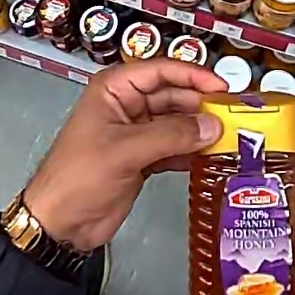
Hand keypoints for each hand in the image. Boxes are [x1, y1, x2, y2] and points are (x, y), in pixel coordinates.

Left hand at [22, 59, 225, 251]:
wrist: (60, 224)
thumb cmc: (81, 175)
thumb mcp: (125, 150)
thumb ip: (171, 135)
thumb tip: (212, 126)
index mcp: (115, 89)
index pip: (160, 71)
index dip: (193, 75)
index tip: (222, 87)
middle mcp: (127, 104)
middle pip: (173, 95)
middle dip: (201, 104)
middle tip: (233, 116)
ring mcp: (136, 131)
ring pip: (176, 121)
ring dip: (199, 129)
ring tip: (229, 137)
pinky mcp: (143, 157)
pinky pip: (174, 146)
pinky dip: (191, 151)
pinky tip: (210, 157)